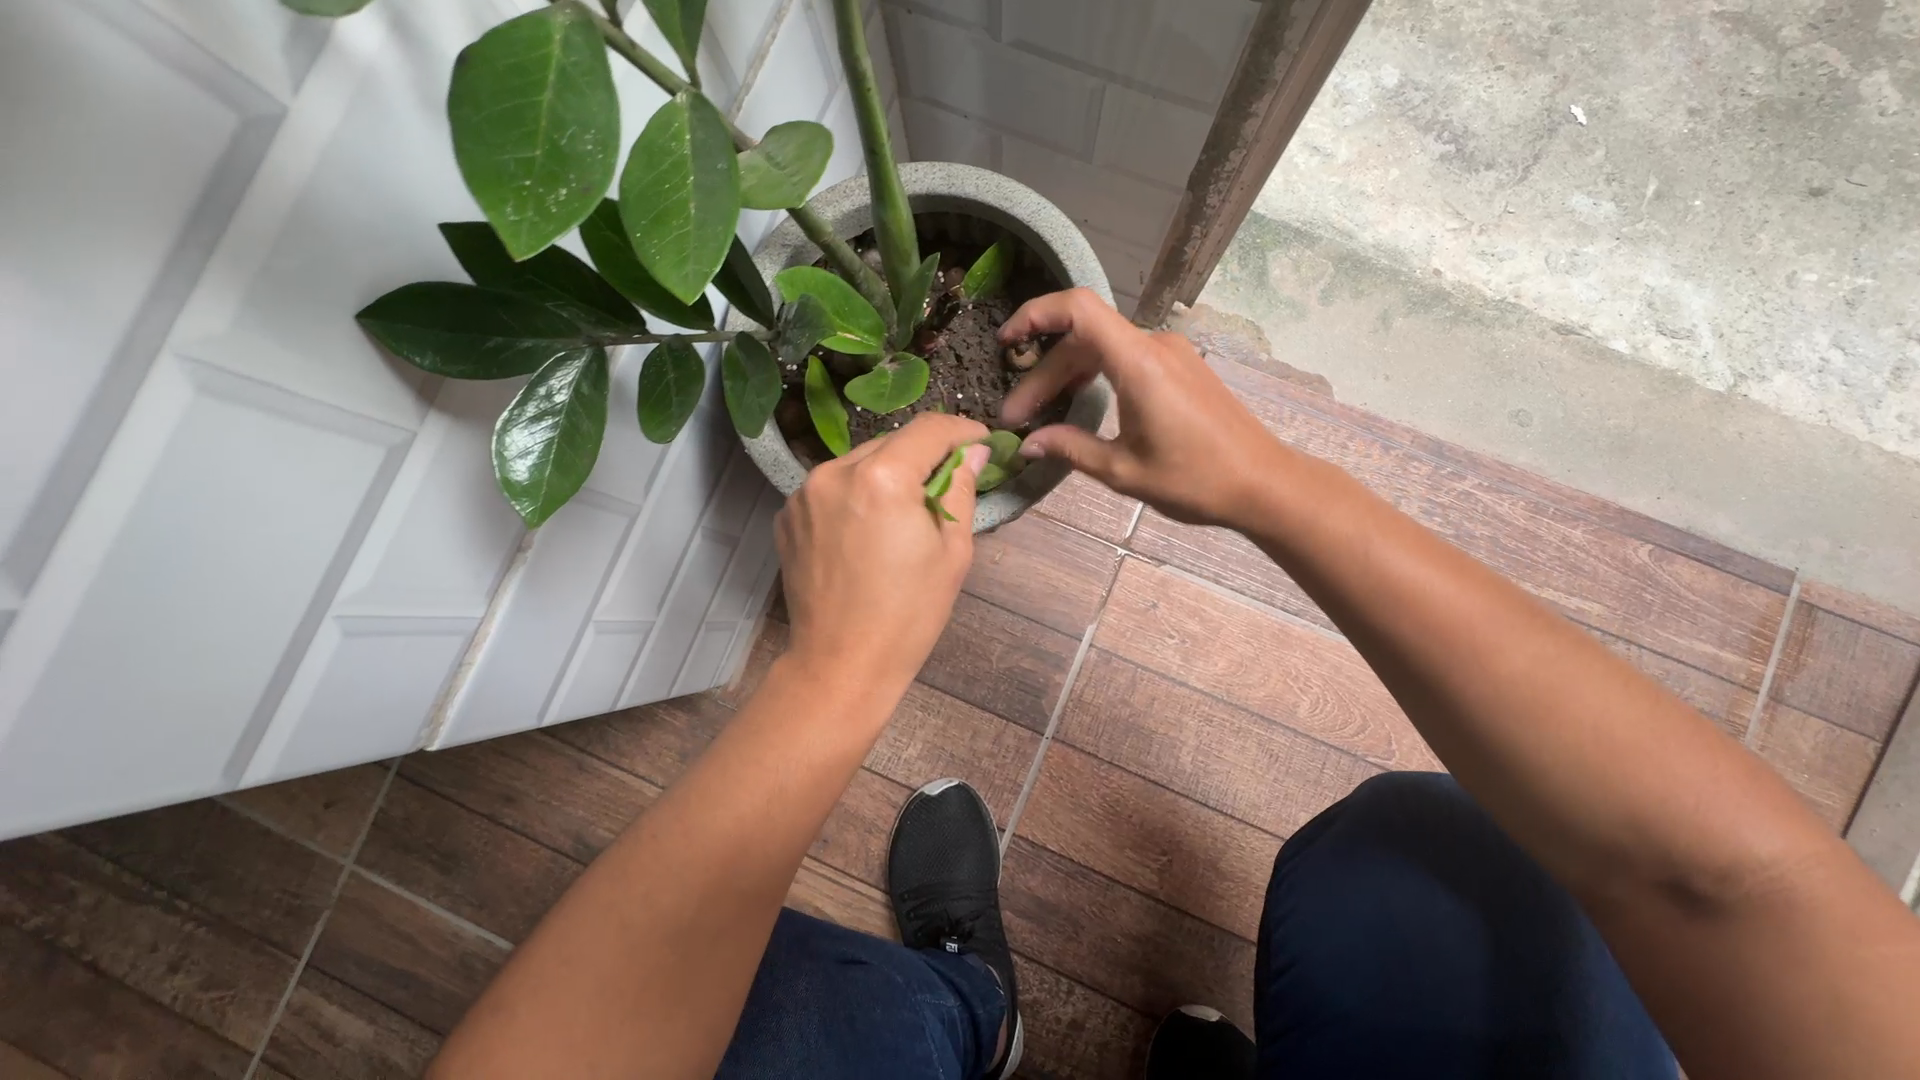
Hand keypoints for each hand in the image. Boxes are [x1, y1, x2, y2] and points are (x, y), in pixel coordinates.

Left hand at [775, 412, 990, 697]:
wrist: (841, 664)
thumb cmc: (908, 615)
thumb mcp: (952, 552)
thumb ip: (960, 490)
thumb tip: (972, 454)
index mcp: (882, 478)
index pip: (928, 430)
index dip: (961, 430)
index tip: (980, 442)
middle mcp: (835, 472)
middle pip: (890, 443)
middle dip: (923, 456)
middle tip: (947, 481)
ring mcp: (803, 494)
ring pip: (858, 463)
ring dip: (886, 474)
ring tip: (904, 511)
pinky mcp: (786, 516)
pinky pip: (831, 489)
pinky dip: (854, 496)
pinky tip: (867, 531)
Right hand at [999, 288, 1284, 527]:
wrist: (1262, 482)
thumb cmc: (1195, 479)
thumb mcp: (1123, 471)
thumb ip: (1070, 450)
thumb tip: (1028, 445)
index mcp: (1139, 363)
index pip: (1078, 309)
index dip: (1035, 313)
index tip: (1006, 341)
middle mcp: (1154, 346)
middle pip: (1083, 339)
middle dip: (1043, 375)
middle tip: (1016, 420)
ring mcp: (1171, 354)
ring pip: (1103, 349)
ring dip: (1067, 377)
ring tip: (1040, 414)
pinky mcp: (1180, 367)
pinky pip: (1125, 358)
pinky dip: (1094, 375)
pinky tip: (1080, 404)